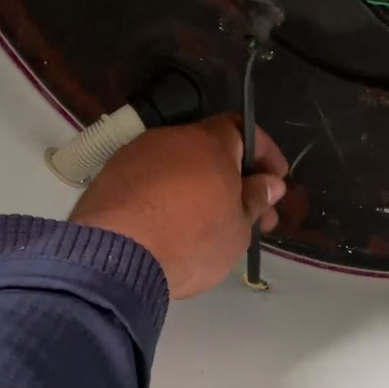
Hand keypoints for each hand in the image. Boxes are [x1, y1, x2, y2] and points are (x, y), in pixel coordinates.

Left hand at [68, 115, 288, 298]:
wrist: (117, 258)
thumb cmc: (193, 239)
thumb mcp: (239, 227)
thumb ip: (255, 199)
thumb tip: (270, 183)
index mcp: (209, 143)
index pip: (244, 130)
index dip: (265, 153)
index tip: (276, 180)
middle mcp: (171, 138)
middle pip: (211, 150)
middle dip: (236, 178)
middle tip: (254, 213)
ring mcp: (137, 155)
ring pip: (181, 166)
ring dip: (203, 188)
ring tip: (216, 224)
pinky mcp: (112, 178)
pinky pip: (154, 181)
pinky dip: (173, 196)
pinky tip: (179, 225)